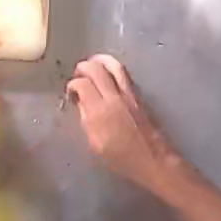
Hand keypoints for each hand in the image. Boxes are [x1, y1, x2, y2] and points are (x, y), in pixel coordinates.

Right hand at [67, 54, 191, 199]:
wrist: (151, 158)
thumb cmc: (120, 158)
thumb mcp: (94, 143)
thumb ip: (85, 120)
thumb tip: (80, 102)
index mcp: (99, 112)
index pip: (82, 84)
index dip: (72, 84)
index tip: (70, 92)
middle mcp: (114, 97)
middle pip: (96, 69)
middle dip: (84, 67)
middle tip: (77, 73)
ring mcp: (128, 94)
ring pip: (114, 66)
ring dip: (100, 61)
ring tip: (92, 64)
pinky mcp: (138, 95)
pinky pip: (123, 74)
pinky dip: (112, 68)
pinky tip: (107, 74)